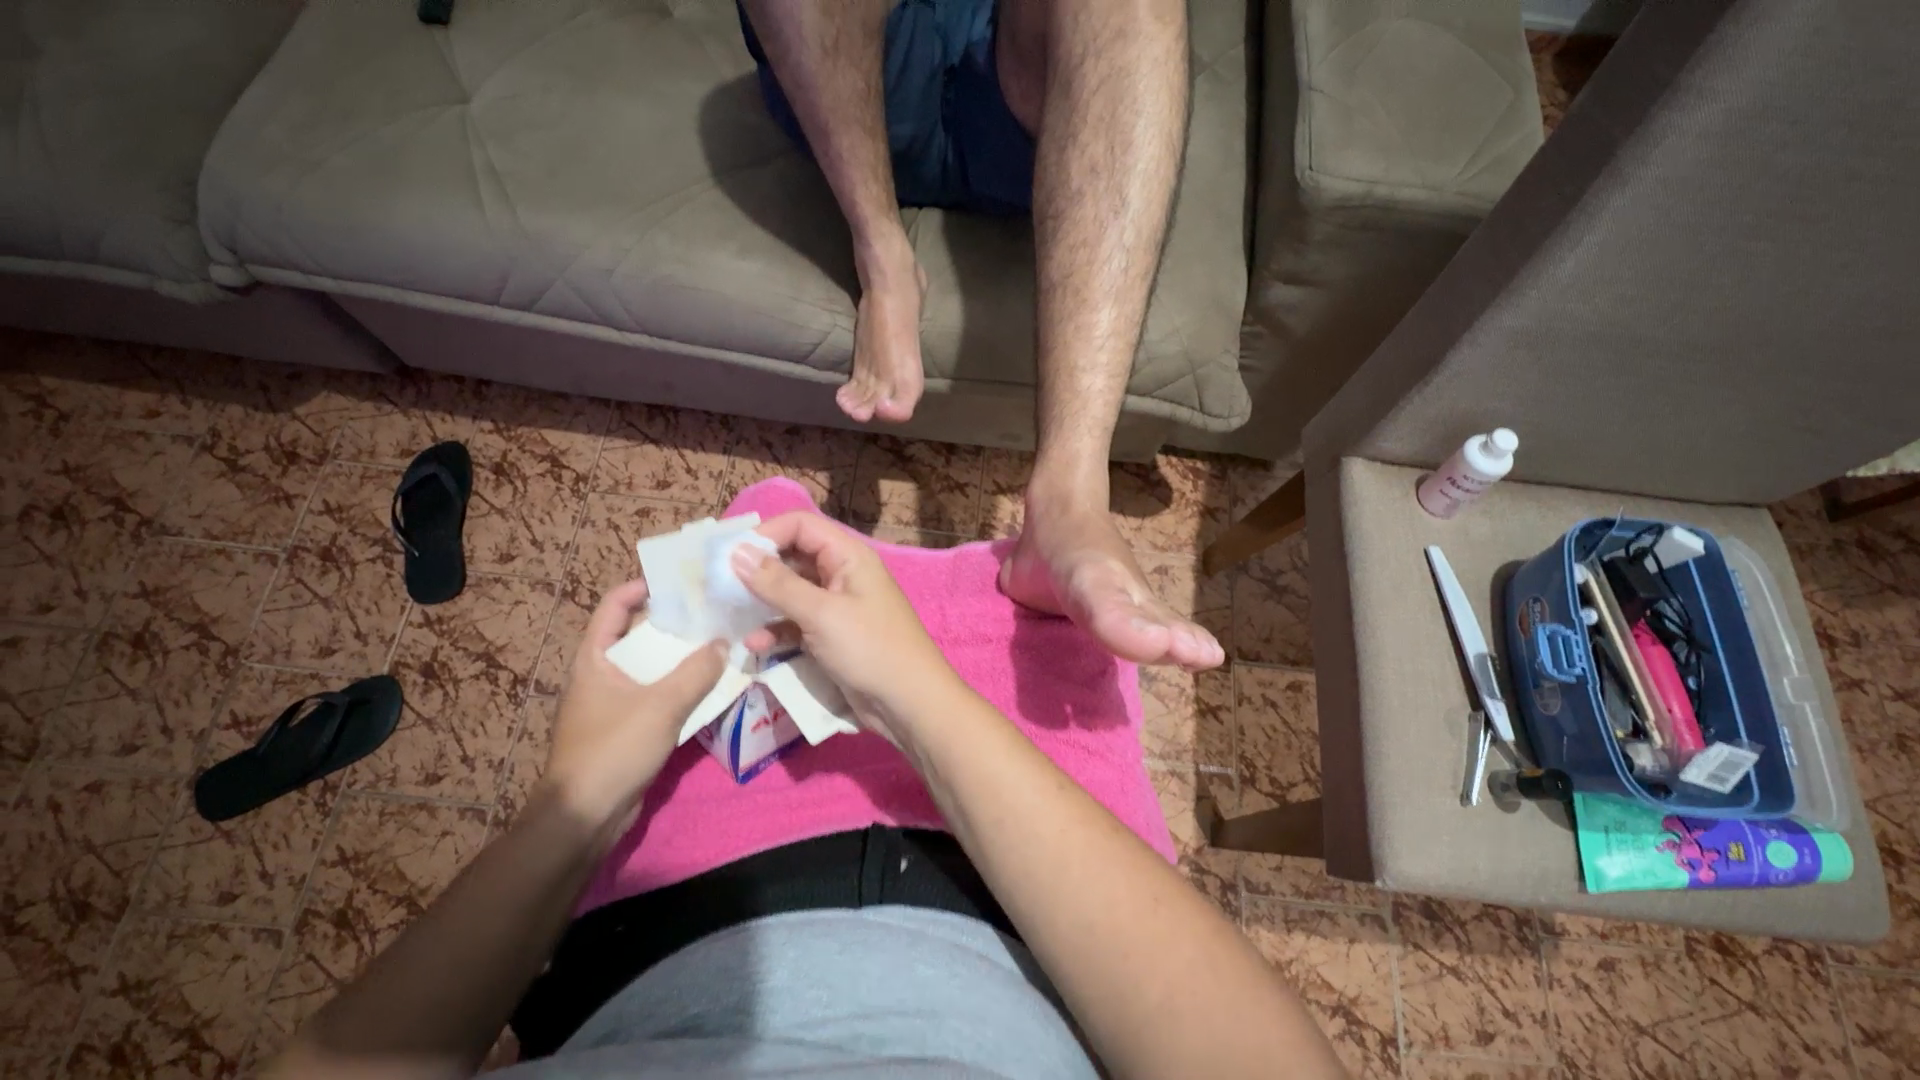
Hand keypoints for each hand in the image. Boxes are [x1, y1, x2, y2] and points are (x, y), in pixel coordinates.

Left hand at [543, 579, 725, 830]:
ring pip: (649, 668)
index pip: (613, 605)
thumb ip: (696, 673)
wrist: (584, 815)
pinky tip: (709, 688)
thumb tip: (723, 644)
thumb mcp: (661, 706)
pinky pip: (655, 696)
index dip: (641, 587)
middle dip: (673, 623)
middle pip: (636, 635)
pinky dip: (679, 688)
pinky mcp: (624, 729)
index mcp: (595, 658)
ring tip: (719, 644)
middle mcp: (600, 674)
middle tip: (712, 611)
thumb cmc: (614, 749)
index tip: (679, 581)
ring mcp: (611, 703)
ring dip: (680, 658)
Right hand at [733, 511, 960, 744]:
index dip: (766, 533)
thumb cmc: (870, 648)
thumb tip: (737, 553)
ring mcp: (836, 607)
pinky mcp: (830, 637)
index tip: (730, 554)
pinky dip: (775, 631)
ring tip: (729, 616)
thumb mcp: (821, 614)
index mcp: (848, 556)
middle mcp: (842, 574)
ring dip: (762, 604)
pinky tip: (754, 647)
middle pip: (792, 557)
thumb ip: (778, 584)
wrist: (908, 704)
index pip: (801, 525)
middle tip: (719, 585)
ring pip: (790, 593)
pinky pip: (795, 624)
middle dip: (757, 570)